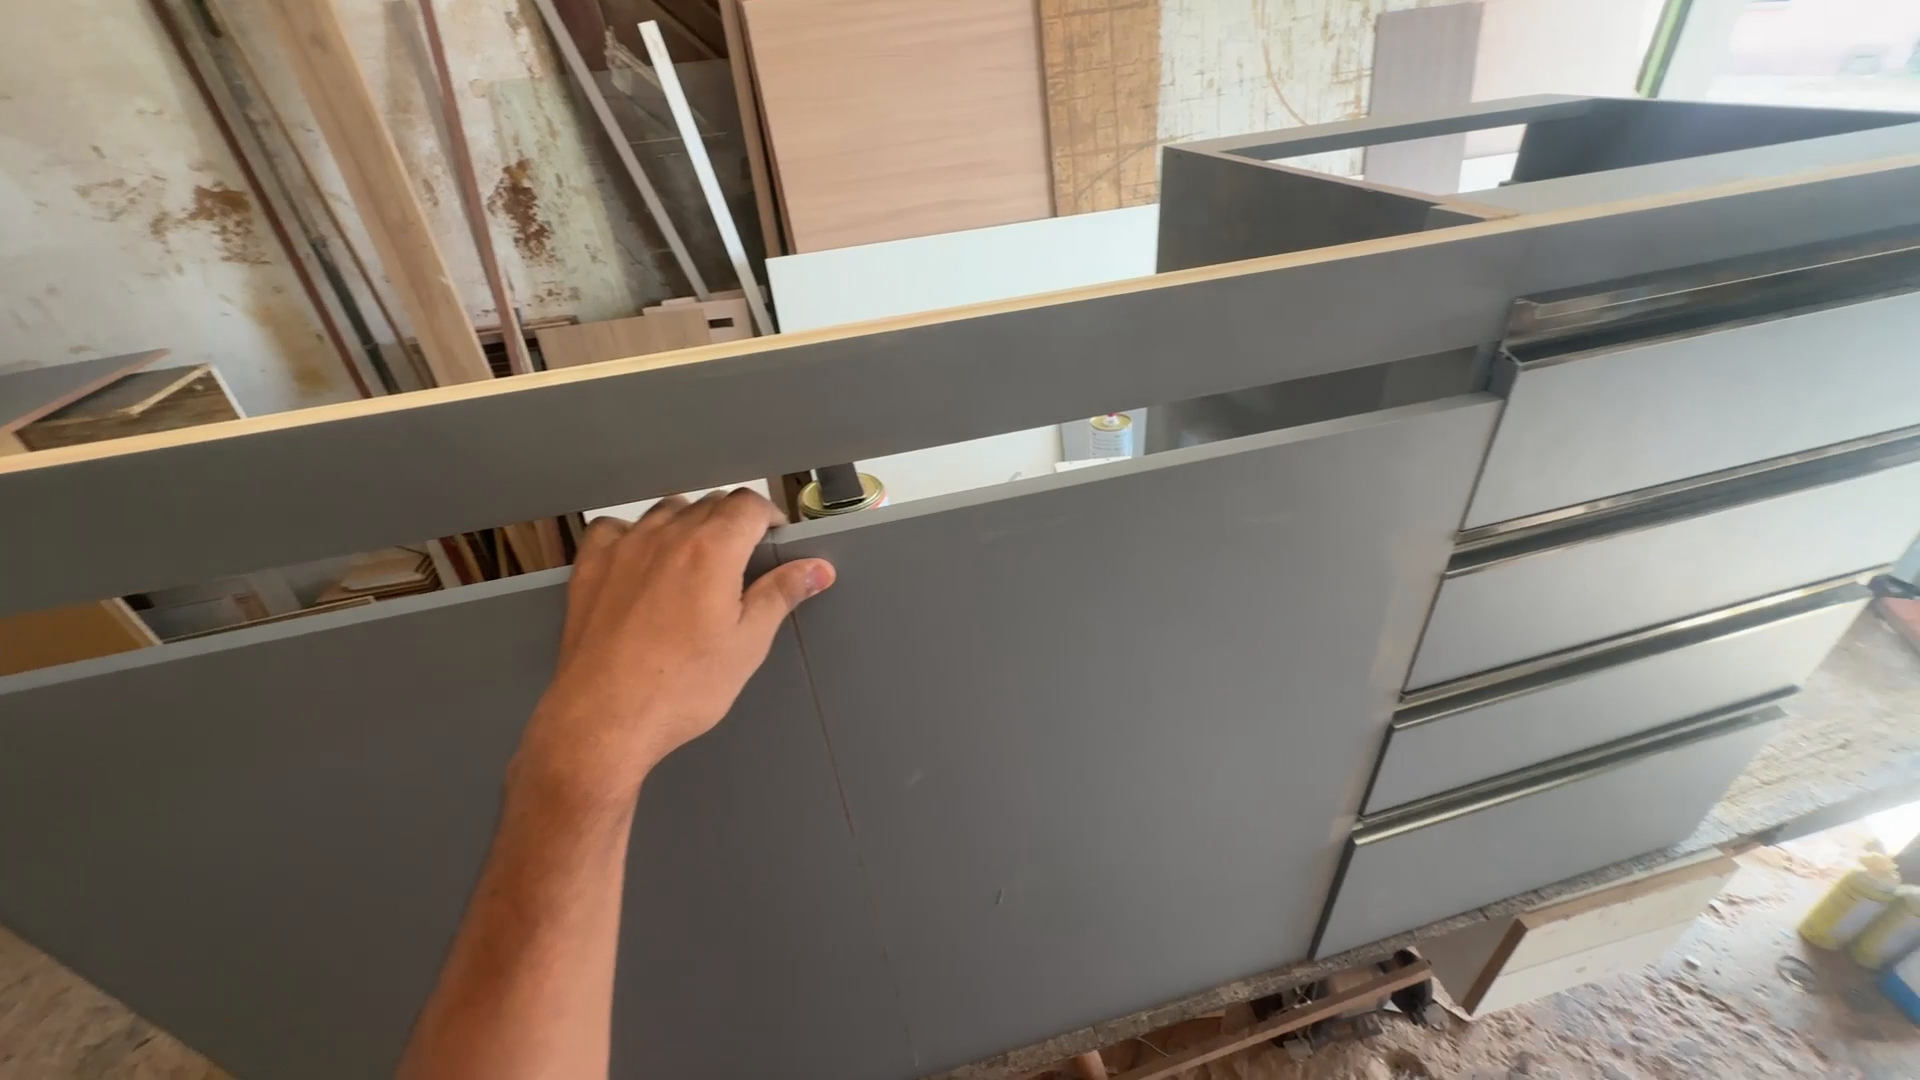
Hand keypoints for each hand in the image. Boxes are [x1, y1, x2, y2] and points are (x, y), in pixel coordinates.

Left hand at [511, 489, 834, 811]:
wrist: (604, 720)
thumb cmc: (678, 688)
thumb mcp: (747, 644)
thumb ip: (781, 595)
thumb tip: (816, 569)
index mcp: (712, 551)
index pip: (749, 504)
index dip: (769, 516)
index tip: (774, 537)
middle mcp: (667, 538)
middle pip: (710, 503)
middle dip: (733, 521)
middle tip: (742, 559)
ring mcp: (624, 549)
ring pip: (666, 510)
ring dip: (689, 523)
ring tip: (698, 562)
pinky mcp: (591, 568)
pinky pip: (614, 529)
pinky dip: (634, 533)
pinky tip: (643, 559)